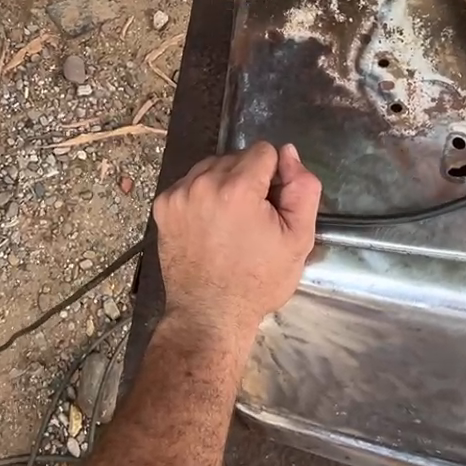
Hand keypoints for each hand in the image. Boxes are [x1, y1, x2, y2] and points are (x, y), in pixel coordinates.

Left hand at [154, 141, 321, 350]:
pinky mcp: (163, 204)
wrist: (209, 314)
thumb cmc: (258, 281)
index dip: (273, 176)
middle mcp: (203, 182)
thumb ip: (302, 188)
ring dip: (223, 184)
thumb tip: (288, 152)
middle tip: (252, 217)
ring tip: (229, 221)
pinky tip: (209, 224)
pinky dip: (201, 195)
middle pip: (236, 157)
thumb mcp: (298, 239)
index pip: (263, 151)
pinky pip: (189, 183)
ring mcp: (179, 192)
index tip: (271, 203)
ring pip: (211, 167)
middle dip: (248, 179)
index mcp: (238, 188)